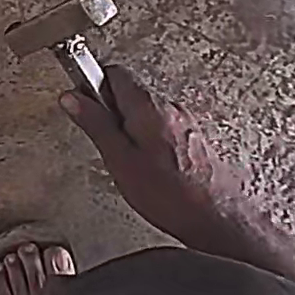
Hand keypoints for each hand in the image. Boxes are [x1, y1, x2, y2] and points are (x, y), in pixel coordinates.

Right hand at [60, 66, 228, 244]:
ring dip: (132, 128)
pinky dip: (151, 141)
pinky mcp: (195, 139)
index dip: (93, 86)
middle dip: (113, 112)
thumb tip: (72, 98)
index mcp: (148, 106)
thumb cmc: (171, 195)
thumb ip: (95, 124)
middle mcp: (170, 107)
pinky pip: (163, 128)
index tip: (84, 106)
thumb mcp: (119, 160)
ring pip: (147, 112)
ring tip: (130, 162)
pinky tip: (152, 169)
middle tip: (107, 143)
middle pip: (130, 92)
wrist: (221, 222)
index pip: (113, 73)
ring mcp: (186, 122)